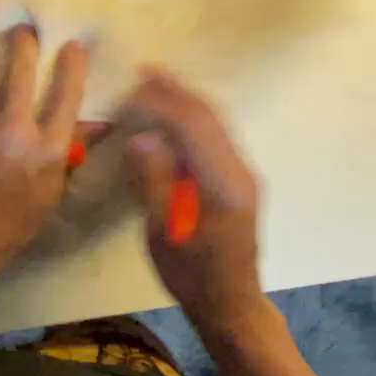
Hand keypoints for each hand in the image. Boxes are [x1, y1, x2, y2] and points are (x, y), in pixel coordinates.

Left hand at [0, 27, 89, 297]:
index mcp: (48, 149)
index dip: (72, 62)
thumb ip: (70, 152)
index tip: (72, 45)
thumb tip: (96, 122)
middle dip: (24, 42)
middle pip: (21, 69)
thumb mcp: (53, 192)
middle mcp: (14, 132)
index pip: (67, 92)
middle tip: (24, 33)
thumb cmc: (13, 223)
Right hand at [120, 67, 270, 332]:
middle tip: (142, 71)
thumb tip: (141, 138)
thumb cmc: (191, 276)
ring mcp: (243, 175)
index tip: (131, 89)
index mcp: (223, 185)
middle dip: (176, 92)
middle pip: (210, 118)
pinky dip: (193, 120)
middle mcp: (241, 172)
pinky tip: (174, 117)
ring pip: (217, 124)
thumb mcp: (162, 234)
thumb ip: (154, 183)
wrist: (231, 304)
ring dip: (186, 101)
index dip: (163, 103)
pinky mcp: (238, 182)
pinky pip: (216, 138)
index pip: (193, 128)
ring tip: (155, 83)